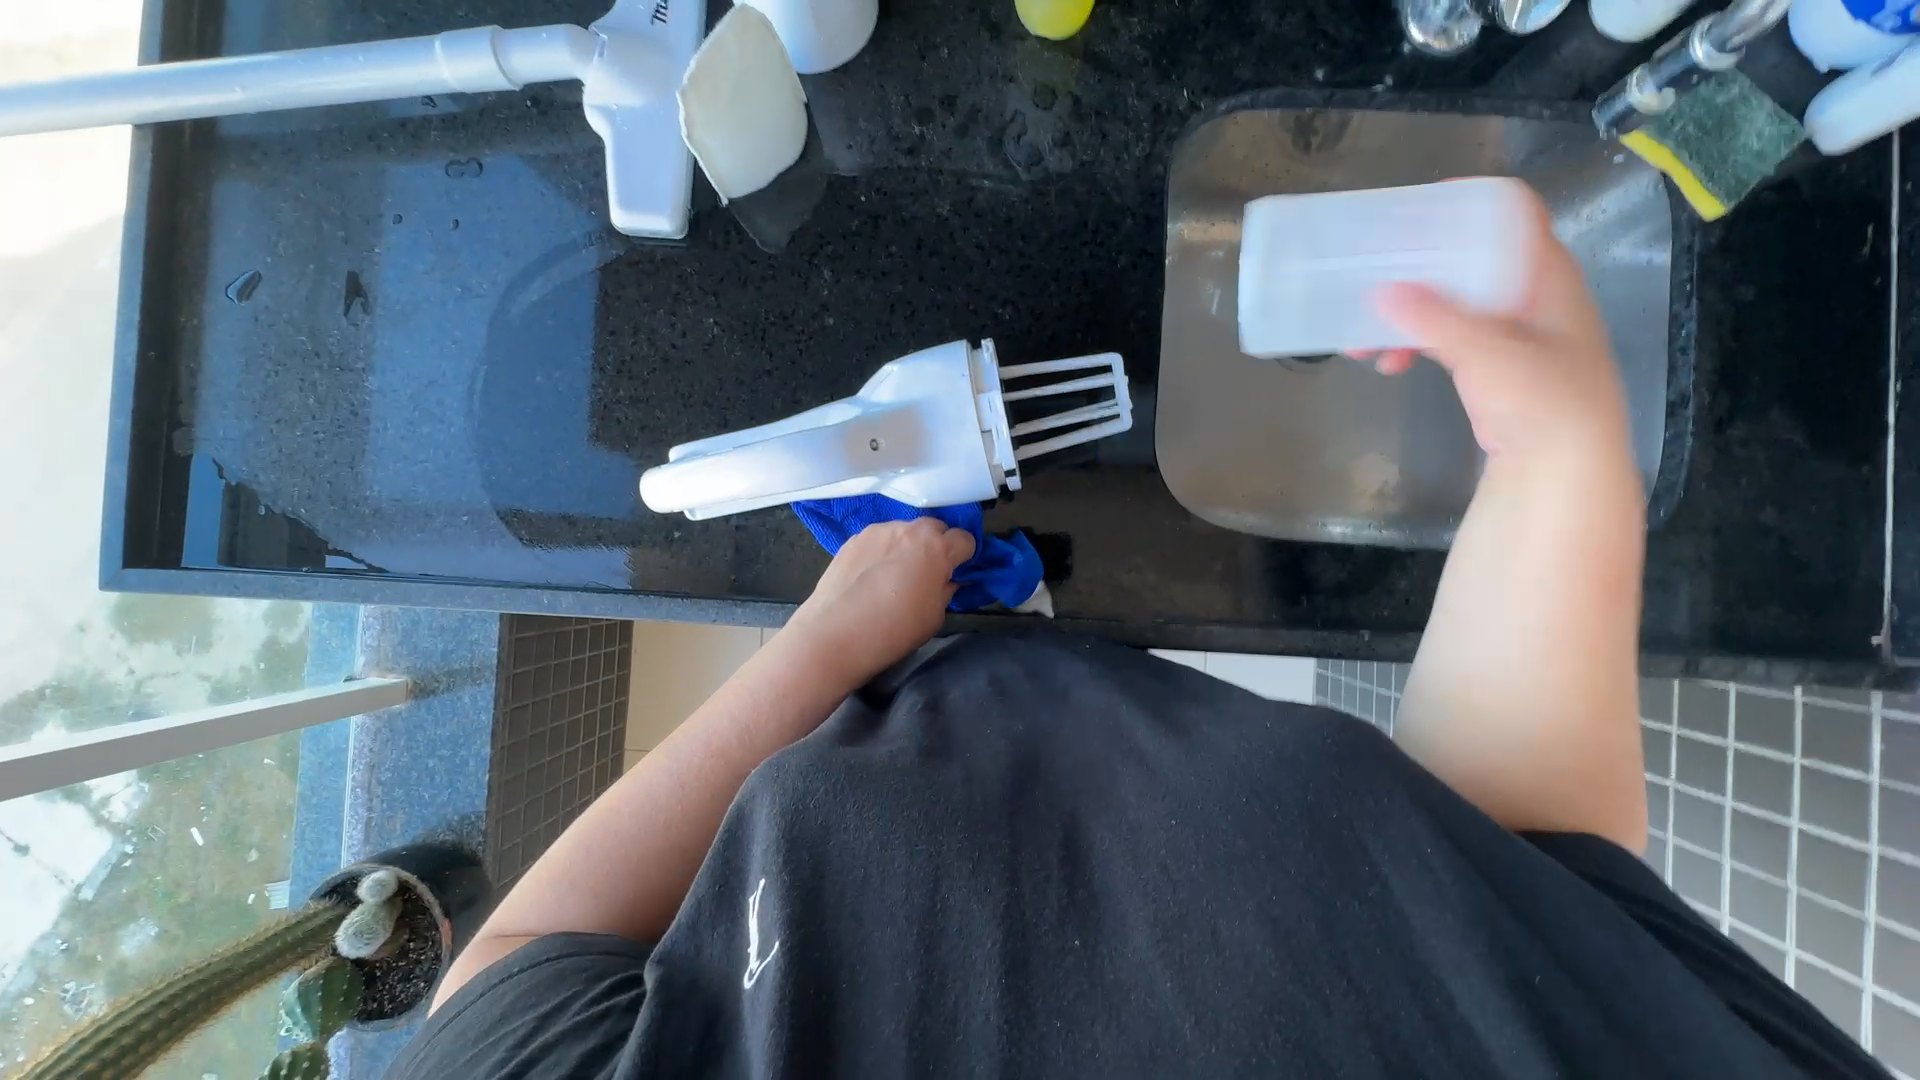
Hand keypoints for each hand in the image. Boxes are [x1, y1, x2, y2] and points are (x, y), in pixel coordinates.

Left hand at [780, 518, 975, 684]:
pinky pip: (880, 539)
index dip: (964, 557)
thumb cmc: (894, 630)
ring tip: (894, 575)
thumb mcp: (935, 616)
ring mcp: (878, 530)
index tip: (955, 574)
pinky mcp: (854, 538)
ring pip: (905, 531)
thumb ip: (946, 589)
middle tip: (927, 573)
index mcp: (936, 548)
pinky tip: (871, 576)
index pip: (965, 539)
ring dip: (908, 546)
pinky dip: (883, 550)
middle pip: (935, 528)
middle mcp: (909, 529)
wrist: (835, 635)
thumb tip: (947, 579)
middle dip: (937, 546)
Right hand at [1358, 180, 1631, 462]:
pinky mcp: (1489, 364)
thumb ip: (1437, 321)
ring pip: (1448, 302)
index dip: (1464, 203)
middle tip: (1370, 273)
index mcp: (1544, 276)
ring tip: (1361, 337)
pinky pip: (1443, 337)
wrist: (1563, 467)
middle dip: (1414, 268)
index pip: (1509, 215)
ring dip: (1404, 314)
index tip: (1410, 210)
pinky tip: (1387, 362)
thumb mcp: (1490, 354)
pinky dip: (1413, 342)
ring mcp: (1508, 331)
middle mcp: (1527, 295)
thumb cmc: (1543, 402)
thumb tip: (1382, 289)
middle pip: (1467, 259)